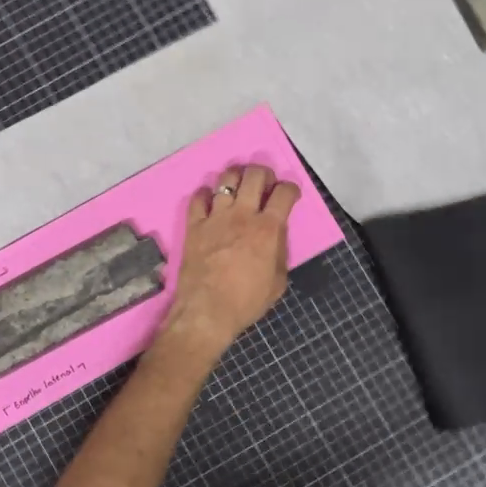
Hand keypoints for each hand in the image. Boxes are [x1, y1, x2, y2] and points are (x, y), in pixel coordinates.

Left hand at [158, 164, 300, 357]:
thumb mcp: (278, 282)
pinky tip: (210, 202)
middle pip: (255, 175)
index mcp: (268, 229)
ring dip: (236, 177)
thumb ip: (280, 252)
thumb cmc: (246, 301)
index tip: (290, 195)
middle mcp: (242, 215)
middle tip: (265, 184)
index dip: (291, 189)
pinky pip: (198, 197)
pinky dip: (205, 195)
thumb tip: (278, 235)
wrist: (207, 312)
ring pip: (226, 179)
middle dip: (264, 174)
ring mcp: (215, 217)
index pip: (284, 193)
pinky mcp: (194, 225)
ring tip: (238, 186)